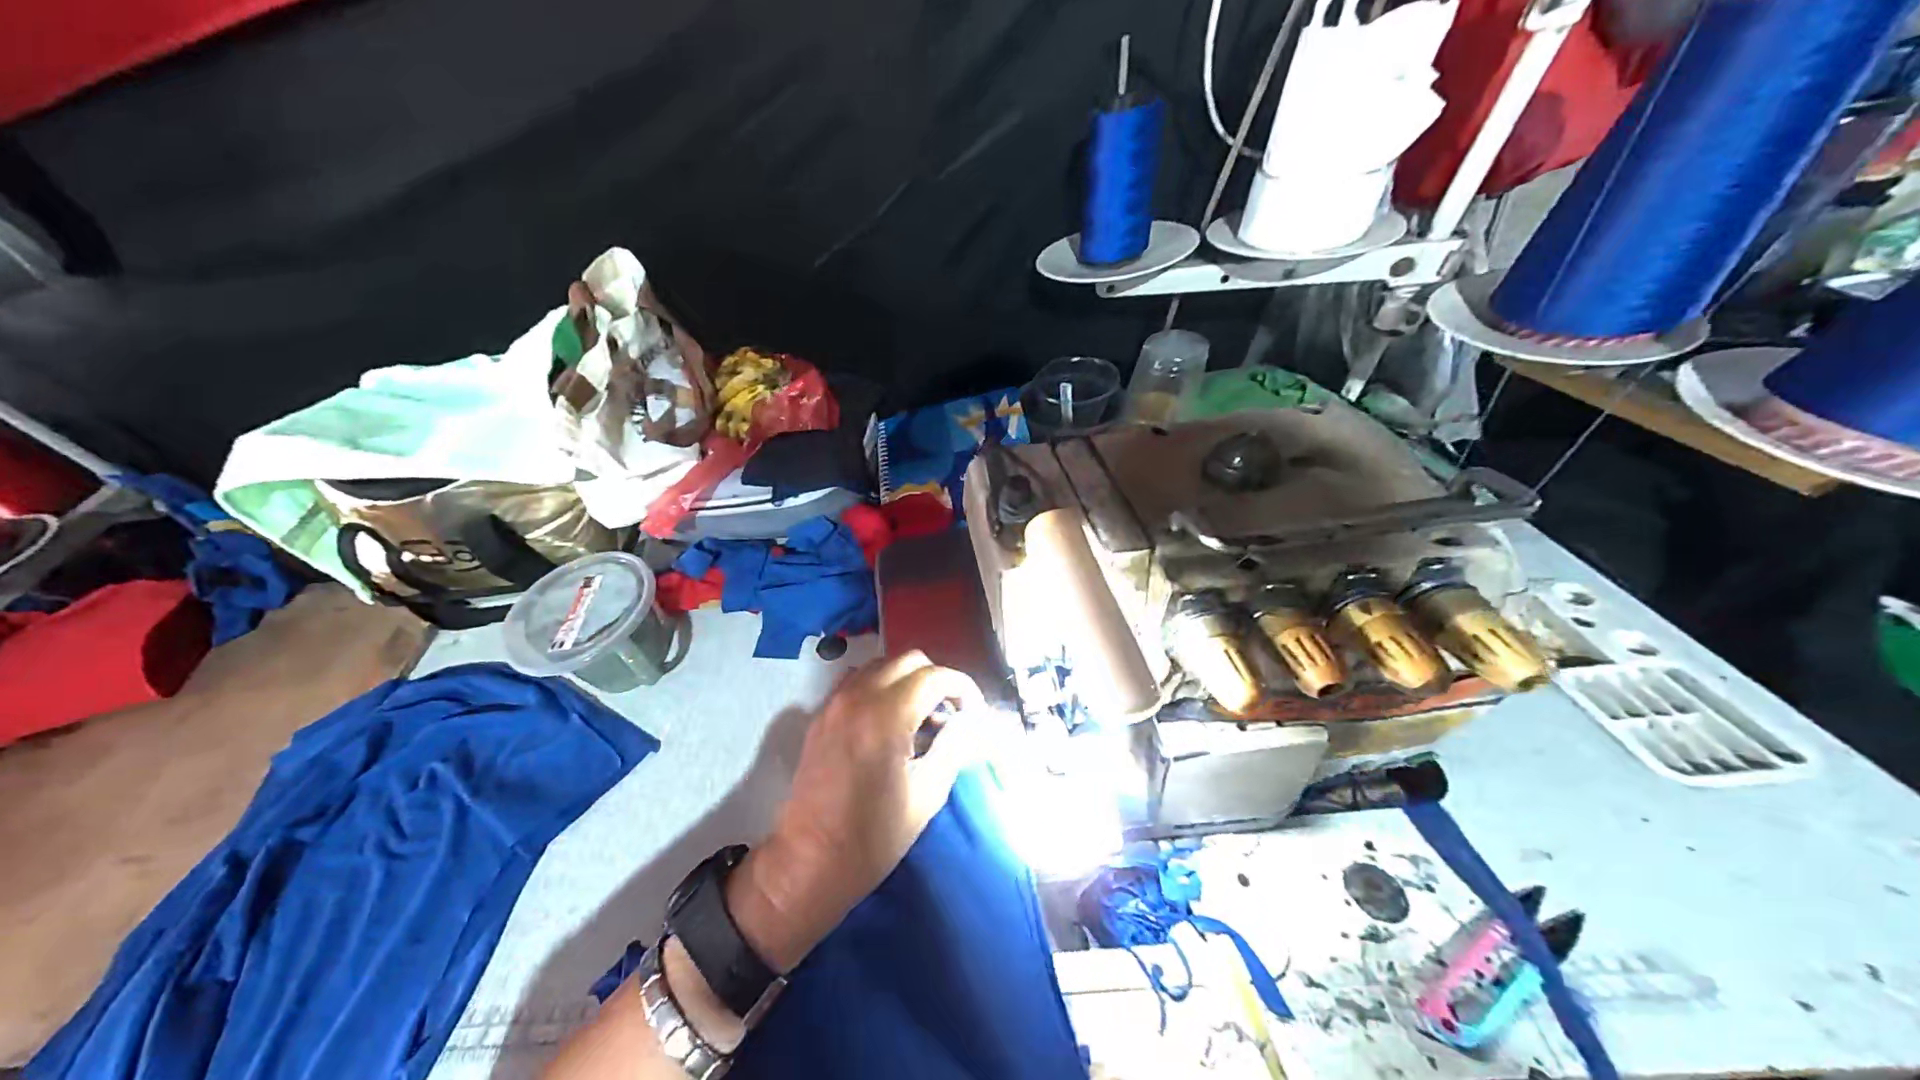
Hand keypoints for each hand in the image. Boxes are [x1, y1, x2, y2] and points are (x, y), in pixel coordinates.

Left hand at [726, 651, 994, 972]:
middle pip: (908, 660)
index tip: (974, 712)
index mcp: (885, 716)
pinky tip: (892, 724)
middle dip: (937, 679)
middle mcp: (857, 698)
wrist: (808, 862)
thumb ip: (954, 746)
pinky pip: (858, 682)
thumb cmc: (873, 836)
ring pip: (881, 665)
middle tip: (952, 713)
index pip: (934, 675)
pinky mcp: (821, 716)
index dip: (963, 687)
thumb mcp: (927, 794)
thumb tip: (972, 722)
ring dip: (908, 680)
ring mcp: (834, 704)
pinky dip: (882, 688)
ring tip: (922, 718)